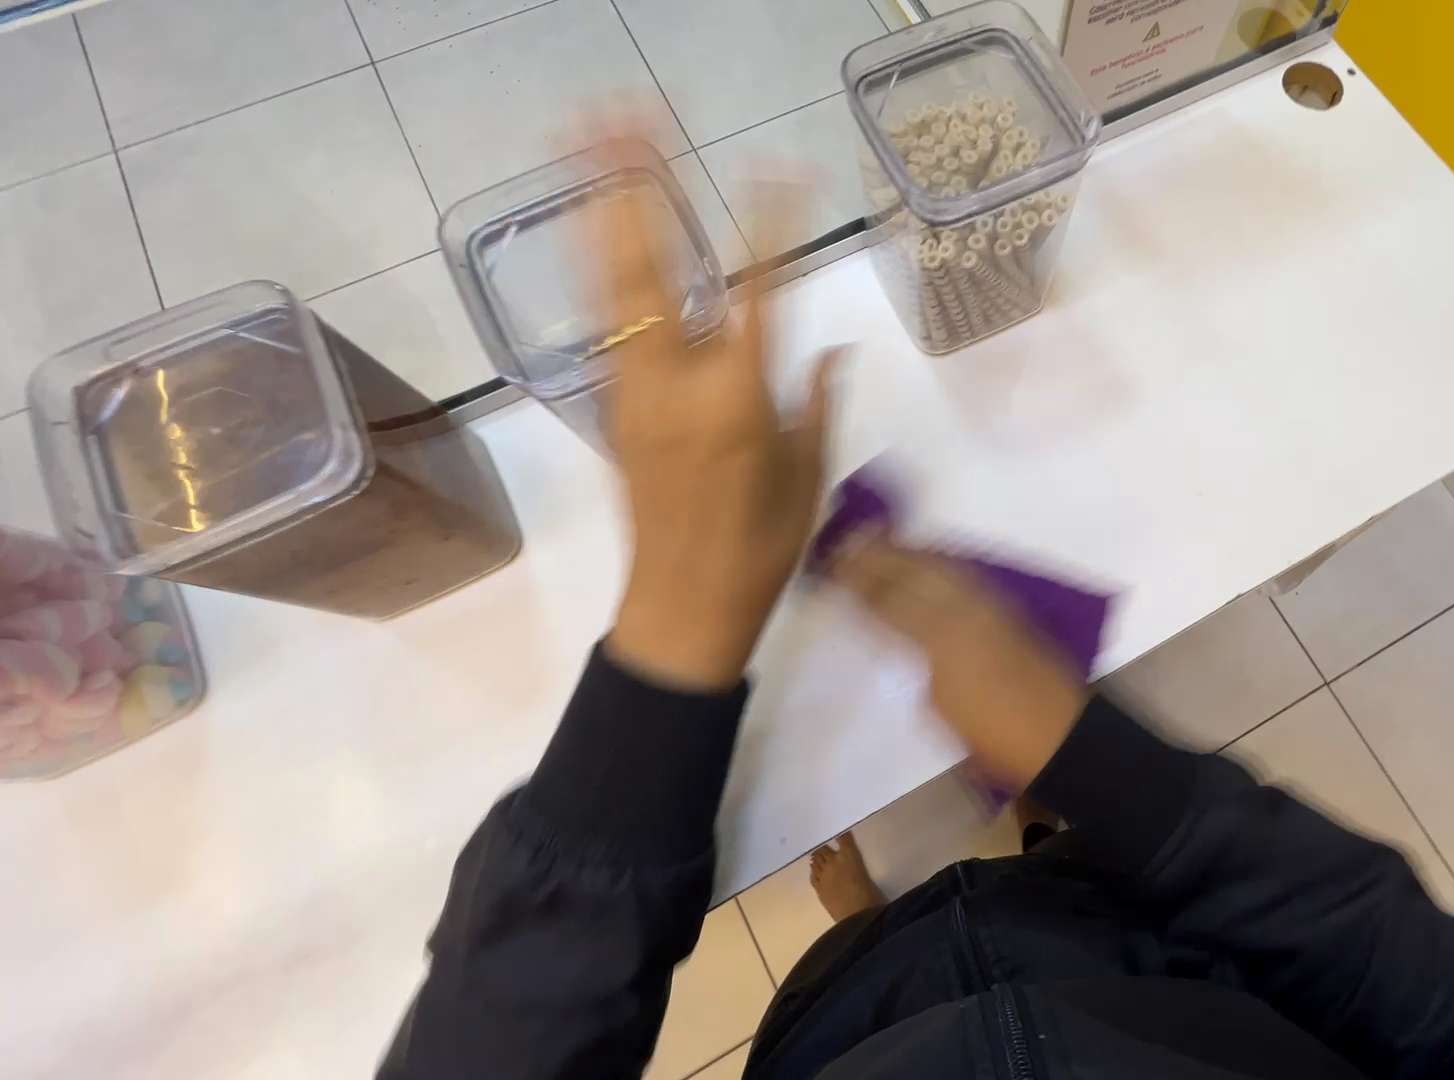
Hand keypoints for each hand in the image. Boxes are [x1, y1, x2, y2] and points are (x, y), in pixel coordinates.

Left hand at [586, 119, 834, 689]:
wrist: (684, 606)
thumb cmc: (762, 549)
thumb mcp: (808, 476)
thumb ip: (818, 402)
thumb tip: (832, 348)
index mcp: (739, 402)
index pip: (758, 291)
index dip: (772, 223)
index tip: (784, 169)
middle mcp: (676, 384)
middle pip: (652, 269)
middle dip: (639, 185)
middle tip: (628, 112)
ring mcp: (632, 395)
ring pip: (610, 288)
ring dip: (599, 210)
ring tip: (587, 140)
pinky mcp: (611, 411)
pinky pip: (605, 328)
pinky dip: (600, 270)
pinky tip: (596, 234)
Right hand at [831, 533, 1088, 786]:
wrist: (1059, 735)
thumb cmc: (992, 736)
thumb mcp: (938, 706)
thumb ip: (917, 659)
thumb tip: (901, 632)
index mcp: (940, 640)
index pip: (888, 603)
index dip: (858, 585)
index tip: (831, 569)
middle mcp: (963, 612)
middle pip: (912, 574)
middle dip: (877, 557)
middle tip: (846, 542)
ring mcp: (989, 606)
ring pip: (939, 566)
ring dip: (906, 552)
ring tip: (878, 540)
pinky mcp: (1007, 608)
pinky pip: (965, 573)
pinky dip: (939, 560)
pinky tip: (927, 558)